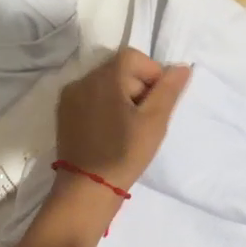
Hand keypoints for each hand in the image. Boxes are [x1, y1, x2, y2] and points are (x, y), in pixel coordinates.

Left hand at [55, 48, 191, 192]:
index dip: (152, 74)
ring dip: (121, 97)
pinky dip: (105, 106)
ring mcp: (69, 97)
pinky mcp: (63, 114)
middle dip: (137, 87)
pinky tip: (111, 131)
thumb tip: (181, 67)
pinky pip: (90, 98)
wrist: (87, 189)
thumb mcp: (154, 122)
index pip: (133, 57)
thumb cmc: (124, 154)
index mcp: (104, 78)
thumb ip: (168, 90)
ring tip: (128, 127)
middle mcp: (82, 80)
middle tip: (146, 118)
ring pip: (104, 84)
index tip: (159, 102)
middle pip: (118, 69)